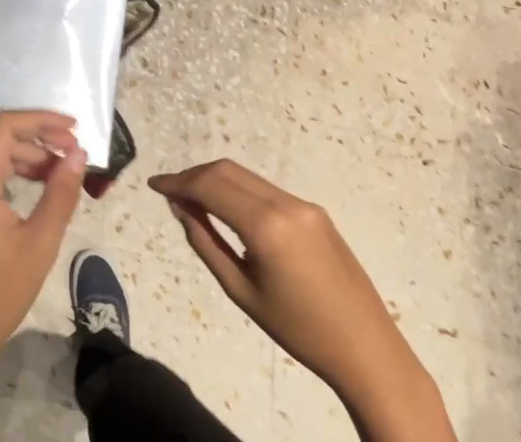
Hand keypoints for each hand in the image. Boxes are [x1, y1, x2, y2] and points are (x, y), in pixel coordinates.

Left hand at [0, 109, 87, 365]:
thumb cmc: (1, 290)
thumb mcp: (40, 241)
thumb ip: (60, 192)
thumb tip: (79, 155)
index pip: (3, 127)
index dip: (39, 120)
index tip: (73, 128)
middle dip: (37, 136)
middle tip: (74, 151)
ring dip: (27, 153)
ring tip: (63, 169)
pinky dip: (13, 169)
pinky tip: (40, 182)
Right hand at [149, 159, 454, 441]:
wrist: (366, 349)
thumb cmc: (297, 329)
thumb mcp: (240, 289)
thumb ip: (205, 242)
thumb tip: (181, 208)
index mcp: (266, 226)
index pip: (209, 186)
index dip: (177, 182)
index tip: (154, 185)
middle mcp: (286, 204)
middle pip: (227, 171)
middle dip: (193, 175)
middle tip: (169, 193)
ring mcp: (305, 206)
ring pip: (246, 176)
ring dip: (215, 180)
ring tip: (192, 201)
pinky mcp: (316, 213)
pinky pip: (265, 190)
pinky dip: (238, 190)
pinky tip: (226, 210)